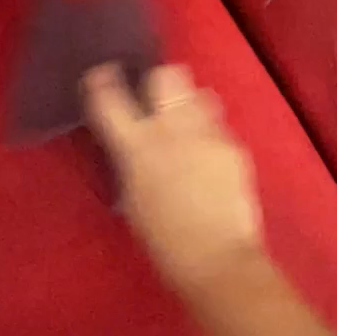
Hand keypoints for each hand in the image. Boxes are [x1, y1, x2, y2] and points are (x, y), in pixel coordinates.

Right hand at [83, 63, 263, 294]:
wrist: (218, 261)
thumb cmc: (164, 241)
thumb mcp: (133, 198)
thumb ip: (132, 160)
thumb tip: (133, 141)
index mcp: (138, 147)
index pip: (111, 98)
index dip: (103, 81)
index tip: (103, 74)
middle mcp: (173, 130)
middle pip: (167, 76)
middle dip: (159, 80)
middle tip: (155, 97)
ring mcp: (208, 134)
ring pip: (197, 92)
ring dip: (188, 102)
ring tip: (186, 122)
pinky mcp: (233, 145)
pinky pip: (217, 124)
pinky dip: (208, 131)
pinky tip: (208, 154)